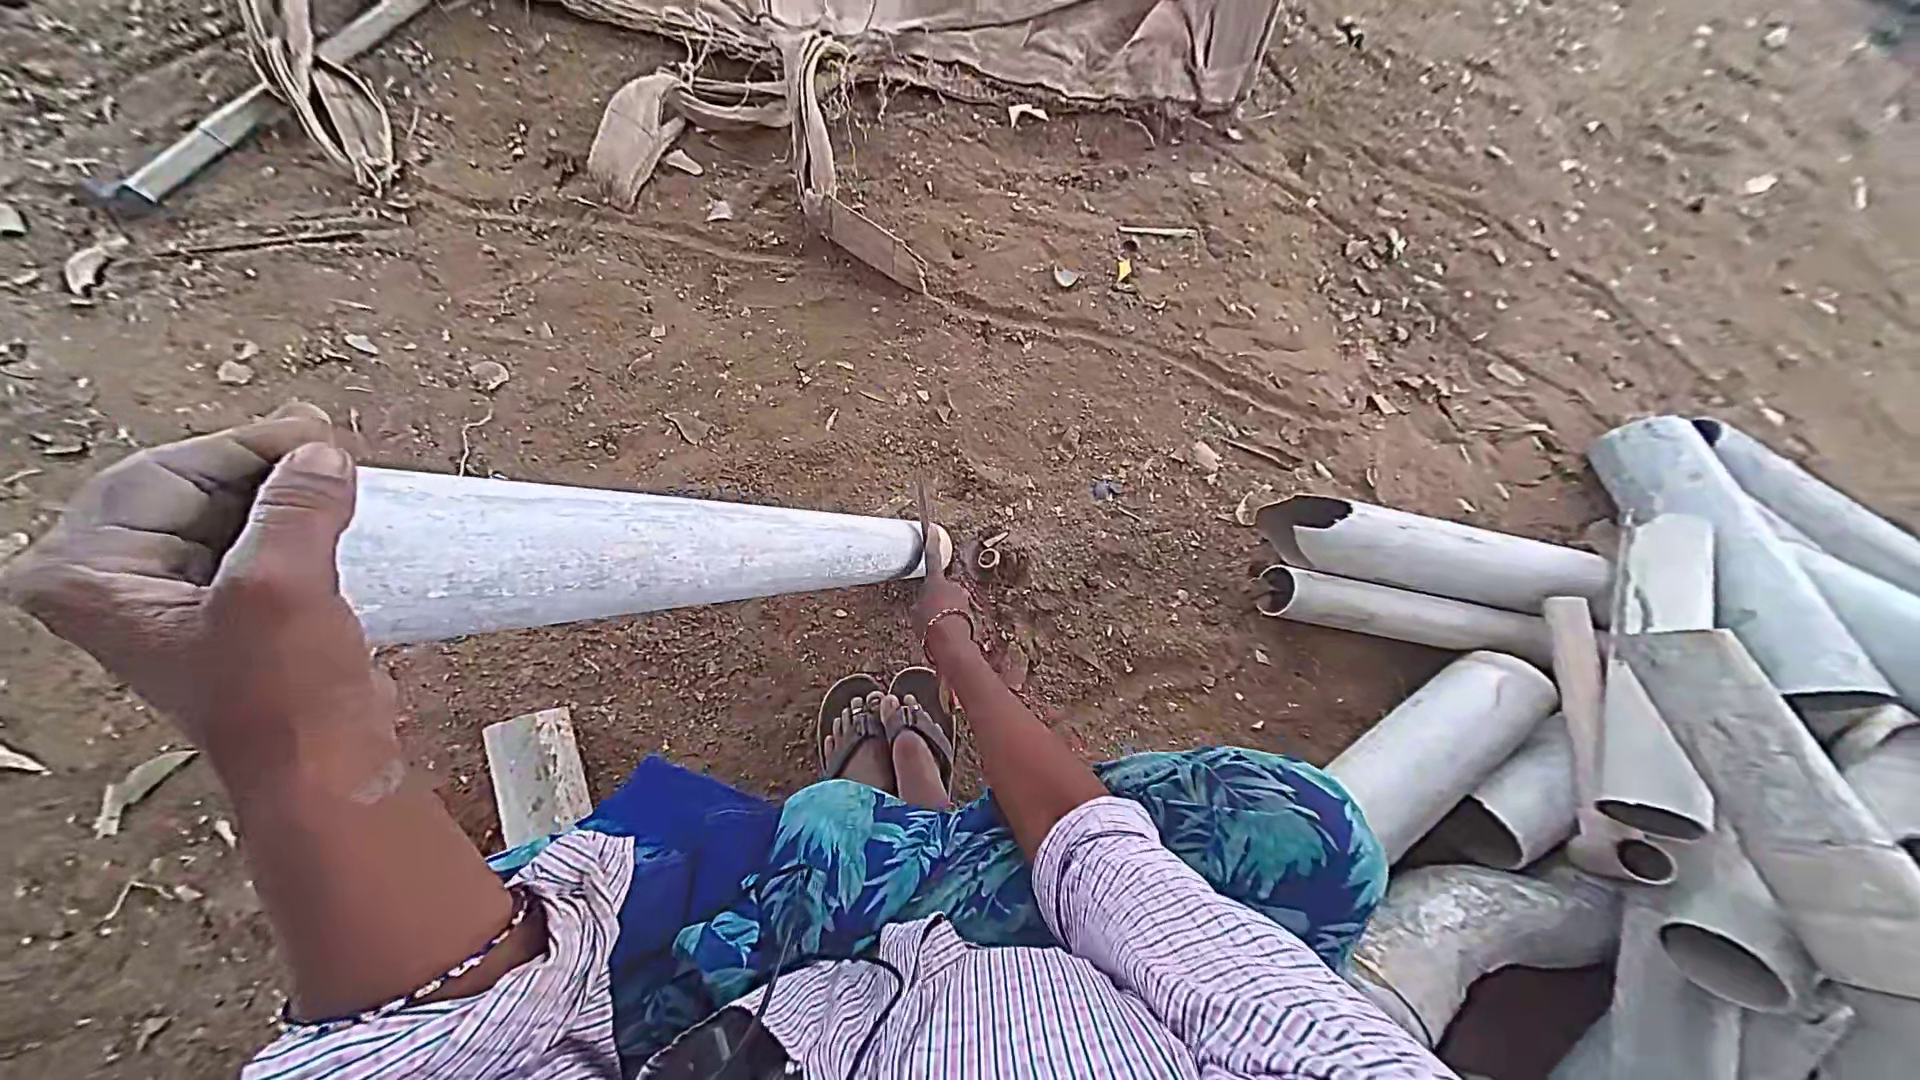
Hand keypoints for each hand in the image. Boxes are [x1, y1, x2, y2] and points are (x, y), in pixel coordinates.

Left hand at [1, 403, 384, 782]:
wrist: (323, 757)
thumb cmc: (284, 684)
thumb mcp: (283, 589)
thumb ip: (296, 512)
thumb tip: (323, 453)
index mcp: (89, 575)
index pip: (161, 477)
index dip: (243, 448)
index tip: (319, 432)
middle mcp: (122, 581)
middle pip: (192, 491)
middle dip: (265, 465)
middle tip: (332, 443)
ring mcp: (182, 597)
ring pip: (233, 515)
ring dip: (291, 491)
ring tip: (345, 472)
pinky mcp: (239, 609)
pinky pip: (265, 544)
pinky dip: (305, 522)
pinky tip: (346, 513)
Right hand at [913, 528, 974, 648]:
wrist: (950, 641)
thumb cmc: (929, 625)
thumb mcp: (916, 611)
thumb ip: (921, 600)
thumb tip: (925, 601)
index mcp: (935, 581)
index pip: (931, 557)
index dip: (930, 542)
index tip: (931, 528)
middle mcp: (952, 585)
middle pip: (941, 586)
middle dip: (935, 597)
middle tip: (926, 613)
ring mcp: (962, 596)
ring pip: (949, 600)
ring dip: (943, 610)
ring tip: (934, 625)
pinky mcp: (969, 609)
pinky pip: (955, 612)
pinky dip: (949, 619)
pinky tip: (943, 630)